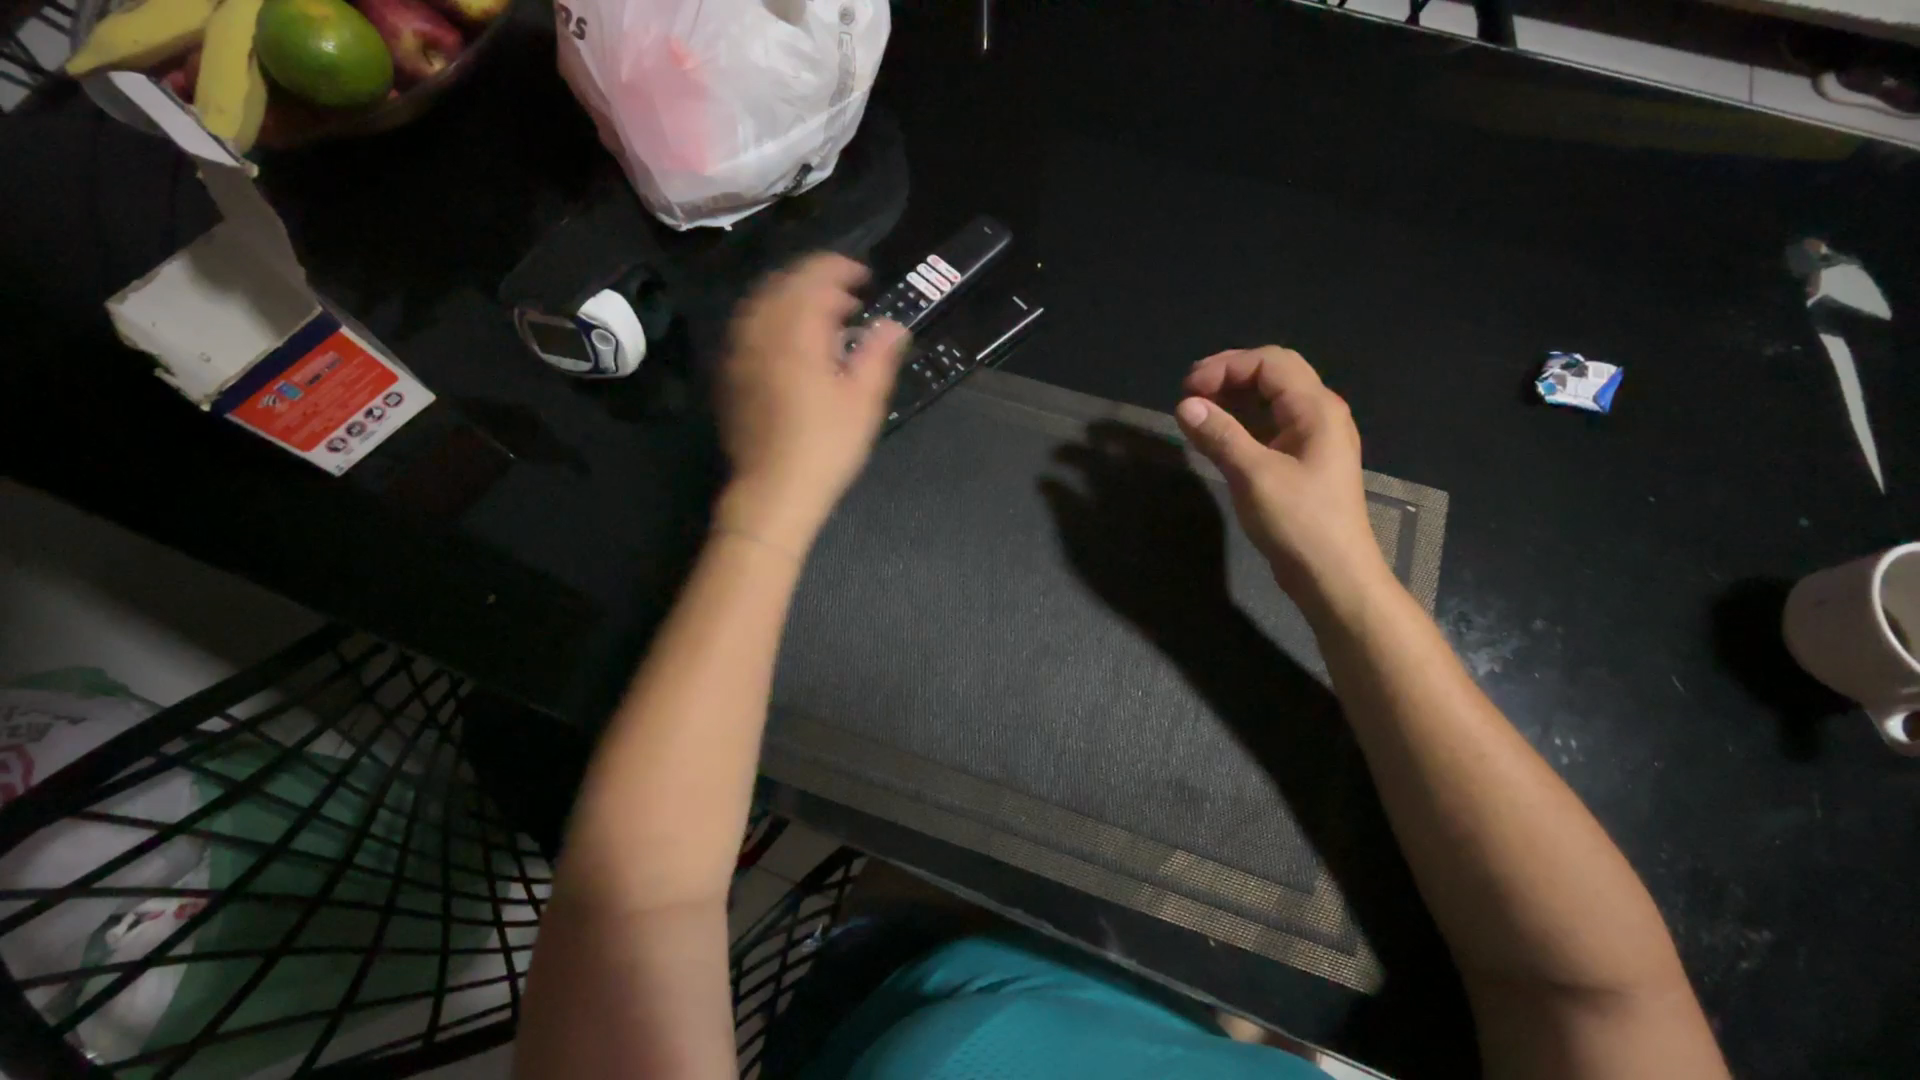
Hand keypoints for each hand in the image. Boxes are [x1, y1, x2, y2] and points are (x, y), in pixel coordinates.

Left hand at [714, 253, 908, 553]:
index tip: (864, 278)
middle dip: (816, 280)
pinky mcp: (730, 374)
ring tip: (819, 317)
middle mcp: (762, 333)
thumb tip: (891, 325)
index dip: (840, 269)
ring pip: (760, 303)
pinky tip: (789, 342)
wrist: (773, 490)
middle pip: (783, 284)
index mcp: (797, 334)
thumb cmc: (826, 448)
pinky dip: (771, 319)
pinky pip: (747, 327)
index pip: (814, 278)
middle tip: (846, 299)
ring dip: (790, 297)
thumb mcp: (863, 402)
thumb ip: (877, 355)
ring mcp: (740, 353)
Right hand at [1175, 346, 1388, 612]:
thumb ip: (1220, 435)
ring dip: (1233, 399)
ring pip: (1270, 401)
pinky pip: (1269, 426)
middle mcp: (1319, 415)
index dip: (1226, 366)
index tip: (1188, 390)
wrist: (1333, 575)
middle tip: (1189, 395)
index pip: (1270, 362)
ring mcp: (1313, 439)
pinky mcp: (1303, 462)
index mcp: (1316, 409)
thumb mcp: (1253, 475)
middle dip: (1228, 377)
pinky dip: (1241, 423)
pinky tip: (1216, 437)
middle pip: (1272, 374)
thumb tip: (1185, 405)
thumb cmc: (1299, 522)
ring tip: (1197, 413)